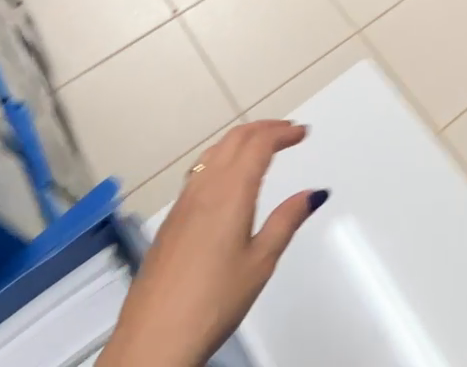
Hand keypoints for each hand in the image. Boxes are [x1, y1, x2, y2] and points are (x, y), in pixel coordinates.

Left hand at [102, 121, 327, 366]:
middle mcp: (203, 189)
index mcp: (230, 193)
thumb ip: (287, 220)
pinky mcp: (171, 220)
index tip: (301, 132)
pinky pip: (199, 170)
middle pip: (234, 138)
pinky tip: (228, 175)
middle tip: (287, 131)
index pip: (258, 143)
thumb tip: (313, 194)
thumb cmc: (211, 303)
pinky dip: (222, 157)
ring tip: (262, 144)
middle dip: (263, 128)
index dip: (282, 132)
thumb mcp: (261, 262)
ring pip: (213, 151)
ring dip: (241, 139)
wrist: (153, 338)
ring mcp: (183, 202)